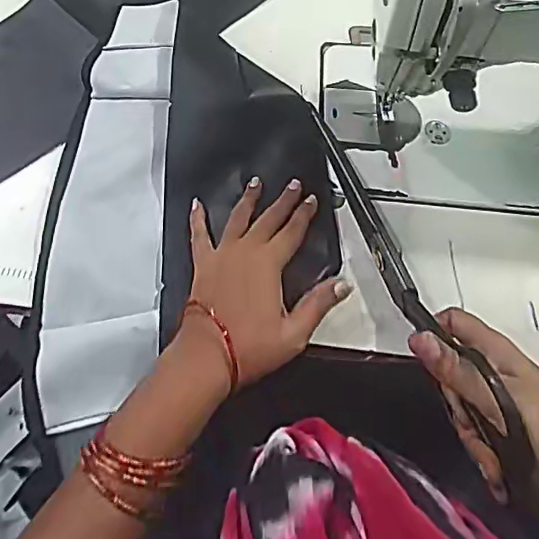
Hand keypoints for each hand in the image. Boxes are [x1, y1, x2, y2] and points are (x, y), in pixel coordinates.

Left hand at [183, 178, 352, 391]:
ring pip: (237, 218)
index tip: (311, 200)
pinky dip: (198, 218)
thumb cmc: (248, 346)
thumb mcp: (294, 332)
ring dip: (248, 199)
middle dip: (283, 200)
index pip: (292, 231)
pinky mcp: (203, 264)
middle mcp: (245, 252)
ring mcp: (222, 255)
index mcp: (268, 264)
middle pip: (268, 218)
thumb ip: (318, 304)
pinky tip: (197, 205)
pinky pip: (200, 234)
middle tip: (292, 185)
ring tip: (255, 184)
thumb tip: (341, 285)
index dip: (304, 214)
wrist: (208, 354)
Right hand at [410, 308, 538, 538]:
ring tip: (495, 458)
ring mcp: (505, 403)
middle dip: (457, 407)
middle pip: (452, 374)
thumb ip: (457, 371)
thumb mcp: (501, 404)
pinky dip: (486, 455)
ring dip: (474, 439)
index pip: (452, 323)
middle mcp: (499, 374)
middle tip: (474, 424)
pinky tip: (500, 471)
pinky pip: (481, 436)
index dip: (433, 335)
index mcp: (498, 354)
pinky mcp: (511, 432)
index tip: (427, 363)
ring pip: (464, 410)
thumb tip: (420, 339)